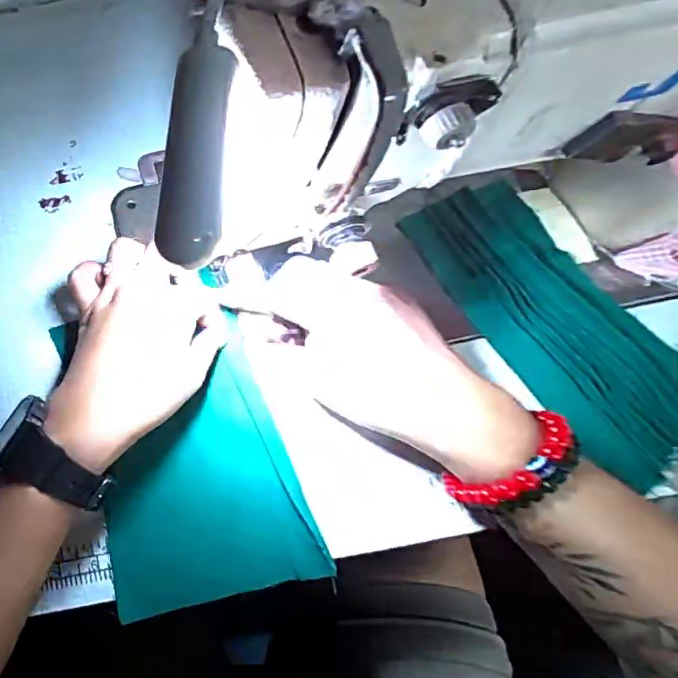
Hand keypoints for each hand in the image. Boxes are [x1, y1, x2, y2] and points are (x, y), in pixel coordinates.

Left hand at [44, 238, 226, 472]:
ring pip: (124, 250)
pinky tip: (105, 287)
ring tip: (144, 285)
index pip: (202, 295)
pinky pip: (83, 273)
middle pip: (164, 254)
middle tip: (178, 302)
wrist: (96, 414)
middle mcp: (141, 287)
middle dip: (177, 272)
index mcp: (174, 303)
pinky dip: (93, 273)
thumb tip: (211, 328)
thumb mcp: (194, 374)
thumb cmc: (150, 396)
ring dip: (138, 260)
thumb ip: (209, 341)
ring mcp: (110, 291)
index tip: (204, 334)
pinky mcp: (86, 303)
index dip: (208, 315)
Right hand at [222, 257, 538, 480]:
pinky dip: (339, 303)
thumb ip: (286, 350)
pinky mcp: (400, 299)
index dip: (248, 295)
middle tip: (276, 323)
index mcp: (332, 308)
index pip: (277, 292)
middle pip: (303, 272)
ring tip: (314, 334)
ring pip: (330, 279)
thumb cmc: (382, 400)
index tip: (229, 296)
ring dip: (311, 298)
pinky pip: (356, 289)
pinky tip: (347, 334)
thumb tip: (267, 333)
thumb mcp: (320, 382)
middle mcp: (356, 288)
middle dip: (281, 291)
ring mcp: (382, 290)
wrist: (448, 405)